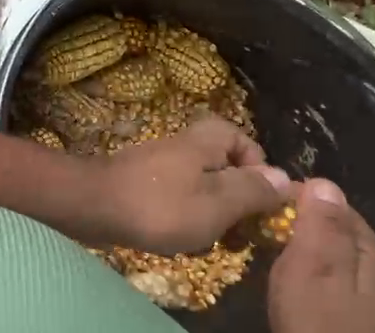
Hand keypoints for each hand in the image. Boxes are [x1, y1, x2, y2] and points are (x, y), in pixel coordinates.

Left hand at [99, 118, 294, 253]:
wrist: (92, 205)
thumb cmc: (160, 205)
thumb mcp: (217, 201)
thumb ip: (251, 188)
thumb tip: (283, 175)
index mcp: (198, 144)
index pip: (234, 134)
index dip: (255, 160)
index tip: (262, 193)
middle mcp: (177, 149)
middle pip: (221, 163)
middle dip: (239, 196)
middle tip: (245, 229)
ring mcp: (156, 167)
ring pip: (201, 185)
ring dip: (216, 213)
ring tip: (218, 241)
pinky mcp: (141, 186)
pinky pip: (177, 198)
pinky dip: (189, 218)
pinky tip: (187, 240)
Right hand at [269, 179, 374, 332]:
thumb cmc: (320, 323)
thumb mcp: (315, 269)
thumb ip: (323, 226)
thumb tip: (325, 182)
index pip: (337, 205)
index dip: (298, 197)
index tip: (261, 200)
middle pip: (337, 229)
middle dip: (299, 220)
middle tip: (258, 223)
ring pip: (334, 253)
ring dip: (303, 244)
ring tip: (268, 246)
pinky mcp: (362, 317)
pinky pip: (334, 276)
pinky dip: (310, 267)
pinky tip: (291, 276)